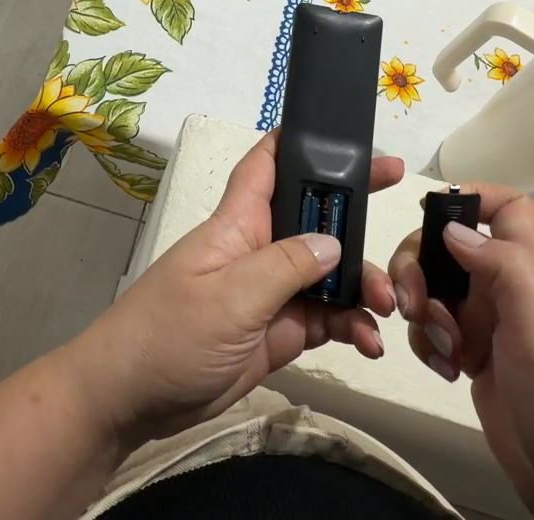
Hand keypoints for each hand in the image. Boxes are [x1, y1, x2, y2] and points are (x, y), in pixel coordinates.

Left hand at [67, 131, 402, 442]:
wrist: (132, 399)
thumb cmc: (169, 333)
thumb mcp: (229, 296)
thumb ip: (285, 267)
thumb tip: (334, 242)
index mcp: (238, 224)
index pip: (267, 165)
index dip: (300, 143)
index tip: (346, 134)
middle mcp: (259, 250)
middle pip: (314, 219)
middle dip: (355, 212)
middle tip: (400, 198)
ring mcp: (270, 293)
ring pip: (329, 273)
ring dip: (362, 284)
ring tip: (387, 305)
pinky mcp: (278, 332)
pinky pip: (326, 319)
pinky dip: (352, 327)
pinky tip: (370, 343)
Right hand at [387, 186, 533, 519]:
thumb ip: (505, 269)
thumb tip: (451, 224)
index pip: (510, 208)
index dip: (472, 196)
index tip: (430, 217)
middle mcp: (515, 293)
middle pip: (453, 245)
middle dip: (420, 264)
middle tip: (410, 303)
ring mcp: (496, 328)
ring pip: (438, 286)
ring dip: (421, 307)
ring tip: (439, 348)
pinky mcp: (480, 361)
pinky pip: (438, 329)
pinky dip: (428, 341)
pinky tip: (444, 370)